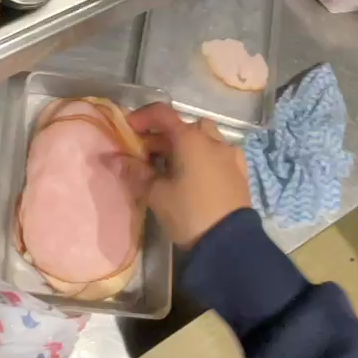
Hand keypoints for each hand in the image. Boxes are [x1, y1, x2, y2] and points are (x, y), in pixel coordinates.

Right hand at [128, 103, 250, 248]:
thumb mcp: (156, 194)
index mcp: (190, 139)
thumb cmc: (189, 213)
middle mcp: (212, 140)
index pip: (162, 114)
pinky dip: (205, 154)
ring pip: (204, 136)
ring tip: (173, 163)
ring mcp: (230, 154)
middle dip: (162, 135)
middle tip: (146, 153)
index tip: (128, 128)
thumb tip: (117, 160)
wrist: (230, 244)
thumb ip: (136, 173)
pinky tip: (199, 172)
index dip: (142, 117)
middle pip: (183, 125)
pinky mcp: (240, 170)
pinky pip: (220, 151)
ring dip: (186, 142)